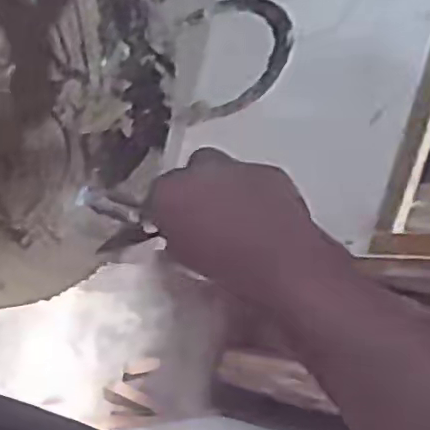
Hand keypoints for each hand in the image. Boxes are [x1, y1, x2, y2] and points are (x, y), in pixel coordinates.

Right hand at [144, 148, 354, 306]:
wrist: (274, 259)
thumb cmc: (218, 262)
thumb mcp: (177, 254)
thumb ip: (171, 233)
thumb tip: (175, 230)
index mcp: (167, 192)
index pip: (154, 192)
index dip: (161, 208)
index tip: (166, 222)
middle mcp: (199, 171)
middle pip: (190, 168)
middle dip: (192, 185)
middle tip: (196, 212)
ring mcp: (237, 167)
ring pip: (223, 170)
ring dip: (222, 187)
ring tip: (228, 218)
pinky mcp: (270, 171)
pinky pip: (252, 177)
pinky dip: (250, 191)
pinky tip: (254, 216)